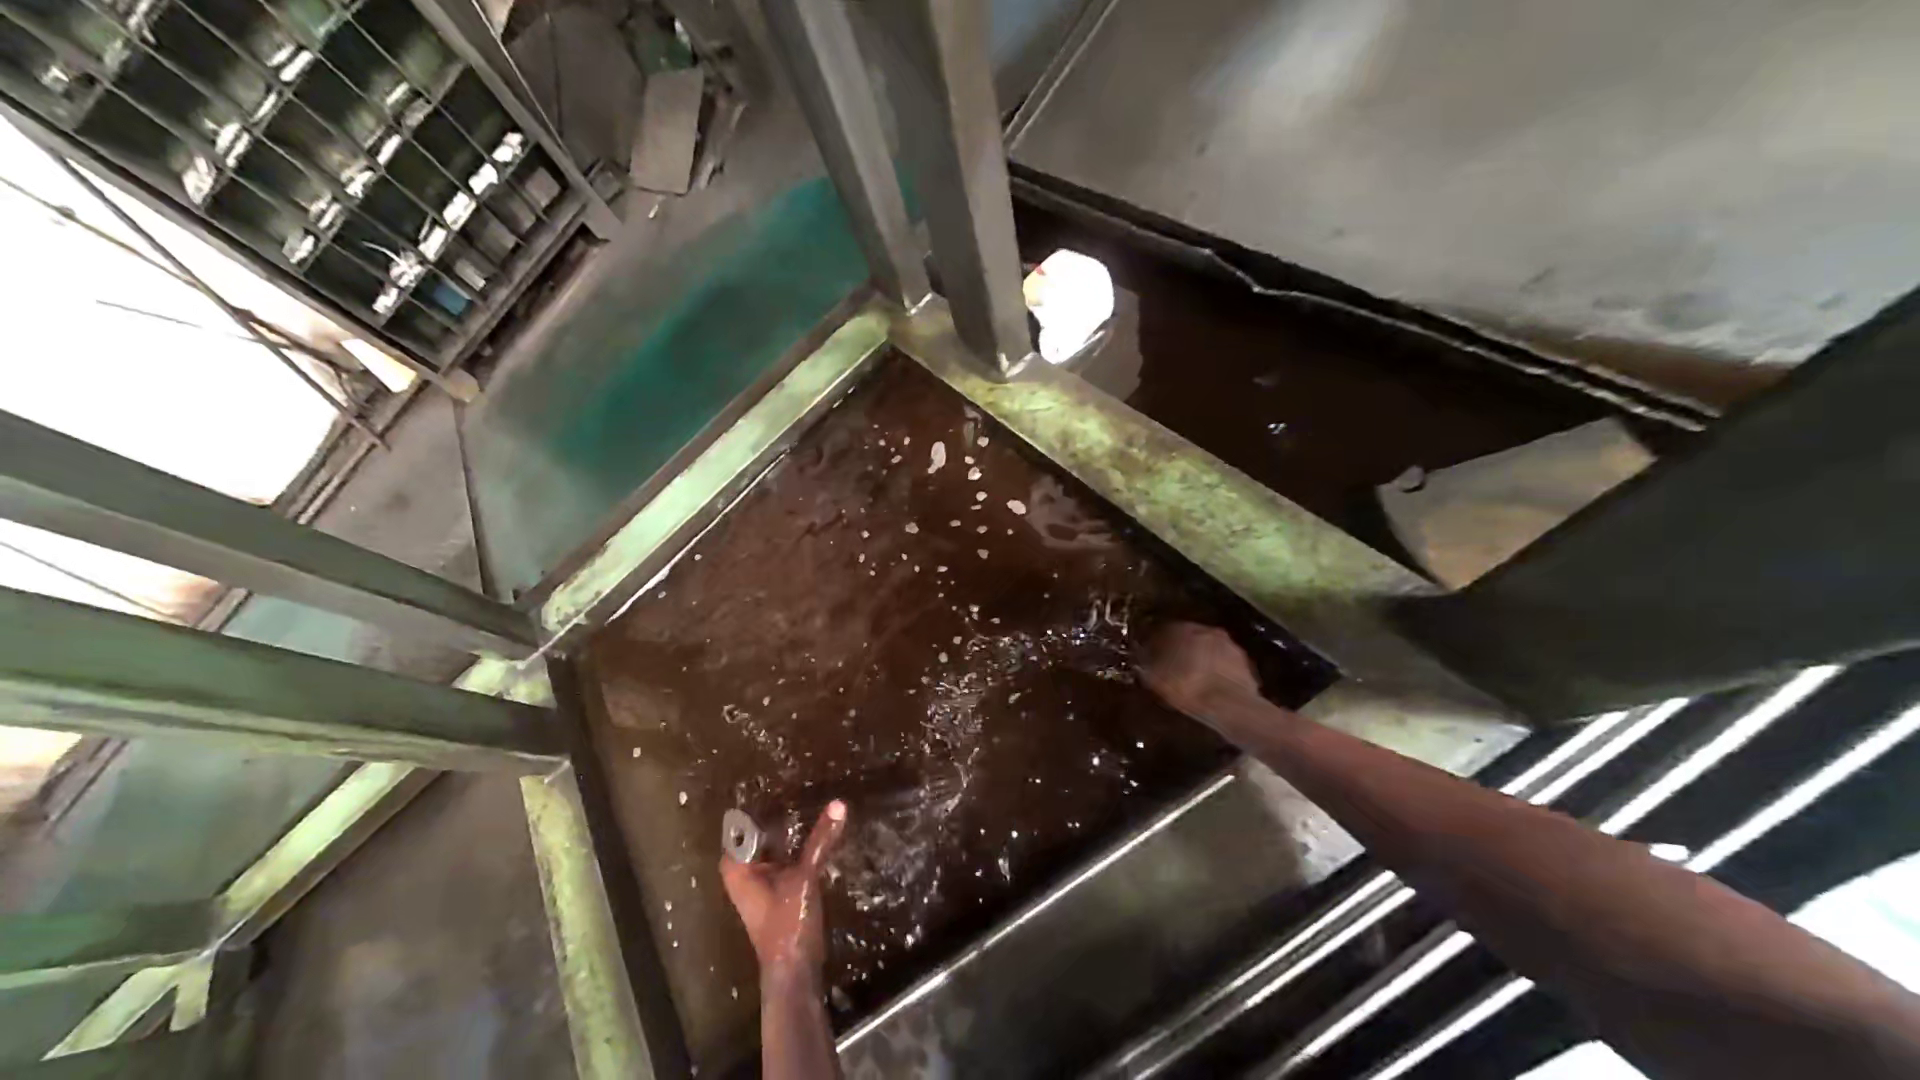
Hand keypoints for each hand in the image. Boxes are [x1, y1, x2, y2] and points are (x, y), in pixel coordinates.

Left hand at [721, 800, 847, 985]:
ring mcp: (759, 884)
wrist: (794, 972)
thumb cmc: (787, 924)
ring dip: (790, 831)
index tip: (780, 780)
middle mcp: (743, 873)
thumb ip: (820, 840)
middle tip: (802, 785)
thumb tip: (839, 804)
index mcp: (736, 868)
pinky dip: (797, 847)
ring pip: (773, 846)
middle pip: (759, 833)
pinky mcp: (777, 892)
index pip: (742, 824)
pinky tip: (818, 833)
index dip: (760, 802)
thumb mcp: (805, 877)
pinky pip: (784, 858)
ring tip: (811, 801)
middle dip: (778, 814)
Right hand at [1137, 621, 1259, 717]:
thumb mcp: (1155, 679)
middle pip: (1190, 636)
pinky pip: (1225, 662)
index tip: (1152, 655)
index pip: (1164, 629)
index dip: (1157, 643)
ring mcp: (1229, 644)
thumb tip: (1140, 658)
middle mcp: (1206, 630)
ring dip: (1202, 658)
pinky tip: (1213, 684)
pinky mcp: (1245, 662)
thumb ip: (1146, 664)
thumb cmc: (1187, 688)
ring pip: (1210, 648)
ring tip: (1195, 677)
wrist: (1230, 705)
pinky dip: (1218, 669)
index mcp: (1182, 629)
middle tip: (1173, 666)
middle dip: (1182, 649)